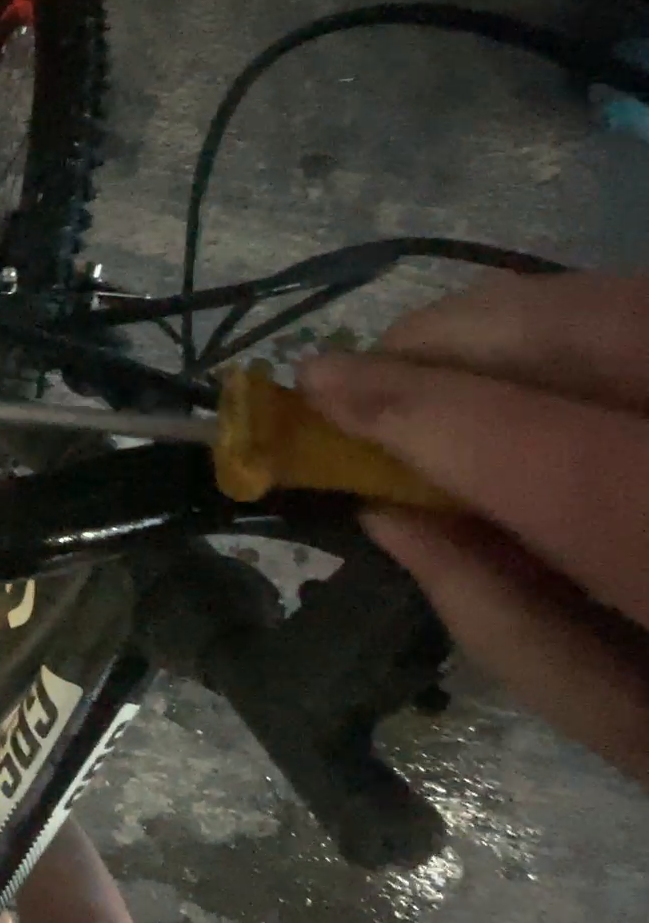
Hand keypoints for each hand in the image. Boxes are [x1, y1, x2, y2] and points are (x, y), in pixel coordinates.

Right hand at [301, 273, 648, 784]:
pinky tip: (569, 388)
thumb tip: (383, 513)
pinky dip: (599, 334)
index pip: (532, 445)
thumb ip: (501, 622)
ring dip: (522, 327)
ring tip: (461, 376)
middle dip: (453, 336)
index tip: (308, 383)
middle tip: (375, 371)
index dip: (401, 403)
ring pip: (644, 300)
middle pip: (609, 326)